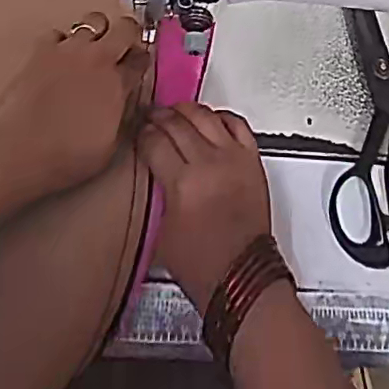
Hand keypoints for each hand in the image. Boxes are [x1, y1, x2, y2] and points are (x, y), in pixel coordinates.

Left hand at [0, 4, 146, 201]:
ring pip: (94, 20)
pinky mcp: (41, 49)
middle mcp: (98, 59)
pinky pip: (59, 33)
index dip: (142, 61)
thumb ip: (123, 117)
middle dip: (128, 35)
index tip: (138, 67)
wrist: (13, 152)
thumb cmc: (63, 158)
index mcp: (117, 84)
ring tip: (90, 51)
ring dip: (98, 32)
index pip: (142, 58)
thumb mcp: (108, 148)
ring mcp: (69, 49)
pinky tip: (59, 59)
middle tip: (121, 50)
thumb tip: (128, 101)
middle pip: (126, 27)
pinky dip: (62, 41)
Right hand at [138, 103, 272, 306]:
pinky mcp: (252, 160)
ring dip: (186, 111)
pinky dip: (220, 117)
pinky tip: (210, 119)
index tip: (137, 134)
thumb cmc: (202, 264)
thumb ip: (156, 192)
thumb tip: (152, 166)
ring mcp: (233, 158)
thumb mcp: (161, 231)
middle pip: (177, 123)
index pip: (155, 141)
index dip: (142, 134)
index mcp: (183, 183)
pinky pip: (236, 123)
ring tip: (175, 113)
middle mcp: (209, 164)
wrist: (242, 277)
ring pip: (205, 116)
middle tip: (150, 118)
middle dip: (159, 118)